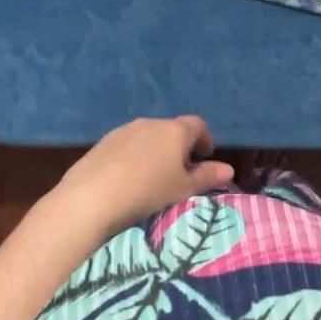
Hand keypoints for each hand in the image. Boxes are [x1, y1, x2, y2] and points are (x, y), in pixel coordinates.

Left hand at [53, 116, 233, 236]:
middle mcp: (151, 122)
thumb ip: (207, 177)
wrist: (92, 197)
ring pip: (148, 136)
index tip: (204, 158)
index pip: (198, 125)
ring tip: (153, 177)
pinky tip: (129, 178)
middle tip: (180, 173)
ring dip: (156, 151)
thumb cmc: (148, 192)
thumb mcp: (183, 189)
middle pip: (172, 129)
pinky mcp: (104, 141)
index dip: (205, 139)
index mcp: (175, 130)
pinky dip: (135, 156)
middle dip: (179, 147)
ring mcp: (124, 130)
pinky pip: (128, 144)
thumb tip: (228, 169)